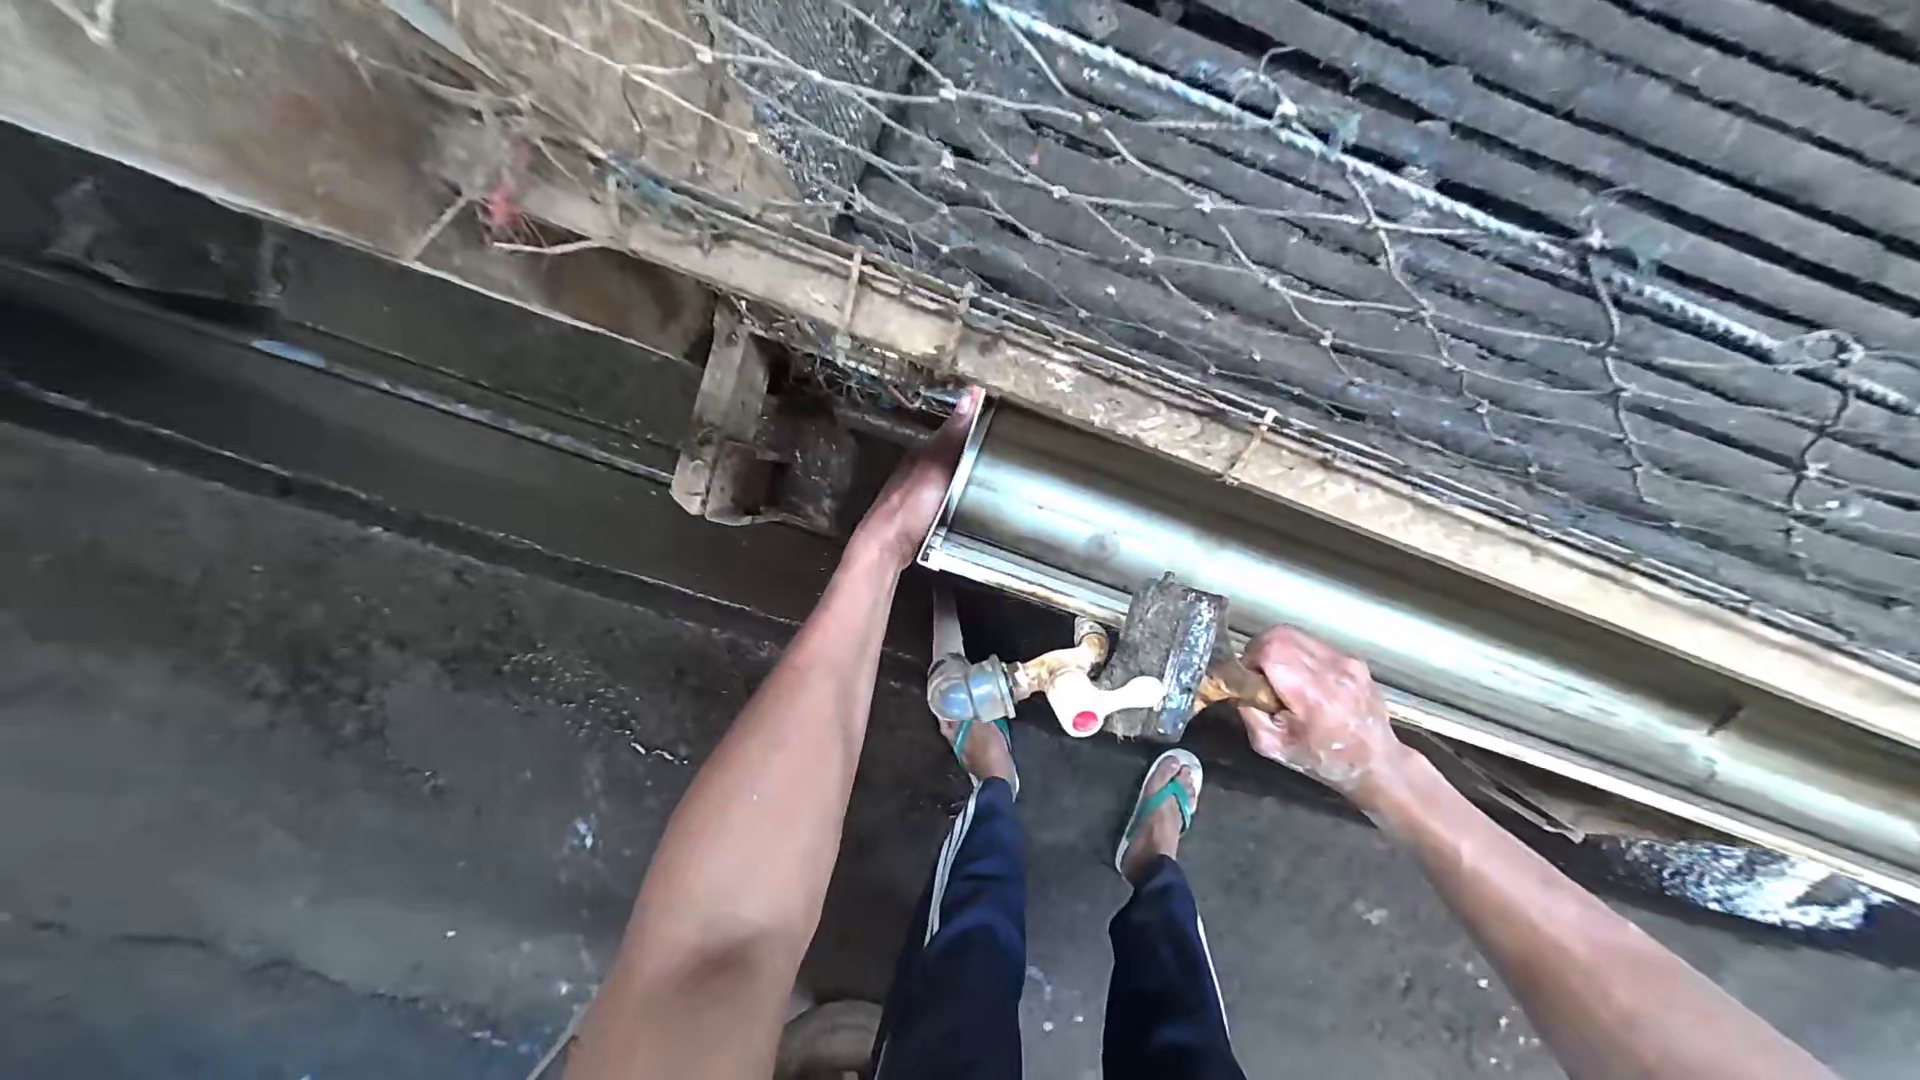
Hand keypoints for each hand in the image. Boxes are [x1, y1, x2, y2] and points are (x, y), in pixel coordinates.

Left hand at [848, 387, 982, 571]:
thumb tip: (970, 396)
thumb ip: (953, 437)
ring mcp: (921, 490)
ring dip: (971, 467)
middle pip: (954, 450)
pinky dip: (964, 488)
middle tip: (1006, 441)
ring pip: (952, 471)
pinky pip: (951, 491)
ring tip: (998, 466)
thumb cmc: (910, 507)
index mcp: (924, 452)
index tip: (1000, 413)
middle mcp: (921, 466)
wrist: (886, 547)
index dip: (977, 420)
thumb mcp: (936, 468)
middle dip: (977, 445)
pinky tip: (976, 495)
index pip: (956, 428)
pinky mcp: (924, 510)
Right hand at [1235, 626, 1404, 800]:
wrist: (1377, 762)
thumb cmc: (1323, 759)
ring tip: (1280, 675)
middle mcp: (1333, 672)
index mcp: (1313, 696)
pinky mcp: (1353, 658)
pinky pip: (1311, 642)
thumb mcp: (1272, 746)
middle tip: (1259, 675)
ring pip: (1294, 633)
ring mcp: (1346, 661)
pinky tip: (1302, 677)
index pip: (1270, 650)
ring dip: (1277, 648)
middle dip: (1259, 650)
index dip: (1251, 659)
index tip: (1250, 679)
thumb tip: (1234, 686)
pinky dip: (1296, 652)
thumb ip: (1248, 712)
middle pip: (1279, 635)